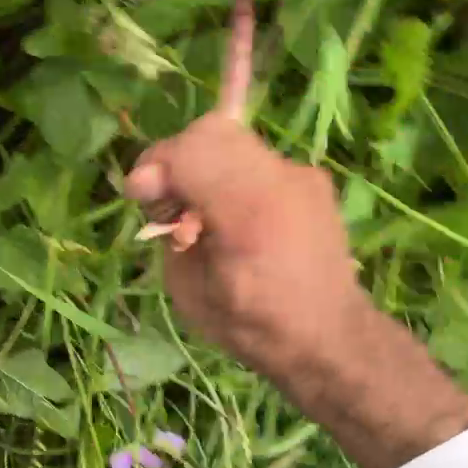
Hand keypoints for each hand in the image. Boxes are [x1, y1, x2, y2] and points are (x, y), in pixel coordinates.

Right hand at [126, 113, 375, 381]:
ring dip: (200, 169)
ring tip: (198, 217)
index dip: (156, 168)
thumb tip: (143, 183)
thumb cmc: (245, 324)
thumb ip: (167, 229)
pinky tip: (225, 217)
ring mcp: (299, 175)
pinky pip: (251, 159)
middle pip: (209, 132)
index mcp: (248, 213)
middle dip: (174, 163)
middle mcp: (281, 180)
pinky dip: (225, 178)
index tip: (144, 202)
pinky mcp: (307, 178)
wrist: (323, 336)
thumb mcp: (188, 287)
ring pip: (231, 139)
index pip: (189, 149)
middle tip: (167, 210)